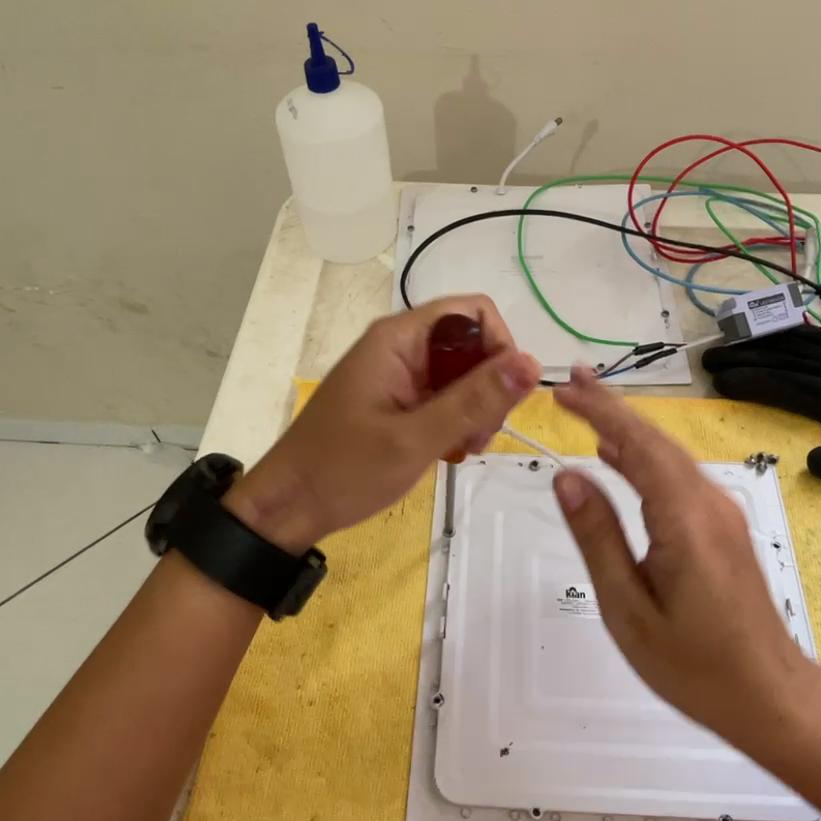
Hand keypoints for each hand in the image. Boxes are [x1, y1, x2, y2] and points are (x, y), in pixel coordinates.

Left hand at [225, 295, 541, 552]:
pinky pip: (444, 397)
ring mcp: (398, 374)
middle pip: (472, 345)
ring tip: (462, 449)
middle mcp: (400, 346)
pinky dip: (456, 422)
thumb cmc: (344, 470)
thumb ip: (474, 401)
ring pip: (463, 376)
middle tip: (478, 436)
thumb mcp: (415, 439)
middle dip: (489, 388)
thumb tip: (531, 363)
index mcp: (398, 339)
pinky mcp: (398, 400)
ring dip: (475, 410)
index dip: (499, 348)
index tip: (503, 398)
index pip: (474, 314)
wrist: (289, 506)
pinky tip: (449, 453)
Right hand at [550, 366, 808, 747]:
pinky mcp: (722, 528)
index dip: (599, 411)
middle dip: (610, 408)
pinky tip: (619, 459)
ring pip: (668, 456)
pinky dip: (643, 458)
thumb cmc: (693, 664)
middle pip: (655, 441)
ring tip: (584, 408)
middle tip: (567, 384)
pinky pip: (677, 478)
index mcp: (684, 517)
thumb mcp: (628, 608)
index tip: (562, 388)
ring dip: (626, 429)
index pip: (637, 445)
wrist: (770, 696)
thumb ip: (598, 537)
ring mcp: (721, 513)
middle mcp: (708, 502)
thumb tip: (567, 477)